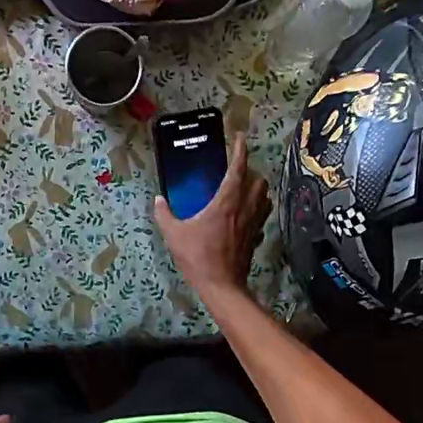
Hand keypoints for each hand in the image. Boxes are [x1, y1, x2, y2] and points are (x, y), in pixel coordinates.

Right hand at [154, 132, 270, 302]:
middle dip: (250, 171)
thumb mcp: (173, 234)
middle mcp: (244, 207)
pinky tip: (245, 213)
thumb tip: (158, 200)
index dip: (240, 150)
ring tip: (243, 189)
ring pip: (264, 196)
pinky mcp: (256, 235)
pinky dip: (257, 207)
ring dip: (256, 188)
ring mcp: (254, 222)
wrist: (221, 285)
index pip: (238, 168)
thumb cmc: (197, 256)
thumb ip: (164, 214)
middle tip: (237, 170)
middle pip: (258, 180)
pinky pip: (261, 214)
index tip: (240, 137)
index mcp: (226, 201)